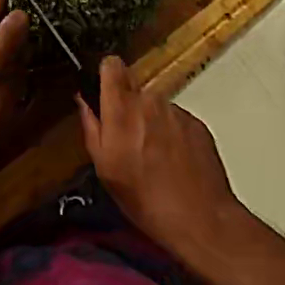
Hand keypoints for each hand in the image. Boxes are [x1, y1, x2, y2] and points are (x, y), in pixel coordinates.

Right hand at [77, 56, 245, 252]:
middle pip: (134, 90)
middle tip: (128, 141)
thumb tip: (84, 102)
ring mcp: (177, 112)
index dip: (107, 75)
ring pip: (155, 107)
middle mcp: (151, 102)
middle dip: (129, 108)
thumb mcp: (105, 168)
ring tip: (153, 158)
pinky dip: (172, 134)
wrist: (200, 218)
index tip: (105, 92)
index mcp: (122, 109)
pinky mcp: (198, 124)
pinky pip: (176, 121)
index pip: (112, 65)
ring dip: (151, 123)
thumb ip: (92, 127)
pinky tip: (173, 162)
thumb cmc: (145, 199)